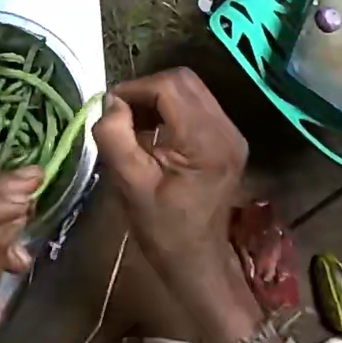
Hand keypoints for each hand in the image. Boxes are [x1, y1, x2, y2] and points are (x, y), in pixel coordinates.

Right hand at [95, 69, 260, 342]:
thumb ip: (115, 137)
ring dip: (157, 97)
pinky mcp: (228, 137)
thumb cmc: (162, 229)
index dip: (135, 89)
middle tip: (120, 113)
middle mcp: (226, 129)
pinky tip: (152, 130)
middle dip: (146, 89)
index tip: (110, 108)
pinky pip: (196, 104)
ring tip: (133, 122)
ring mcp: (231, 132)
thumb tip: (110, 102)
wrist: (198, 261)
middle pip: (183, 80)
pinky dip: (170, 107)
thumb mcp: (129, 184)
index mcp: (206, 140)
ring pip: (190, 88)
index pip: (169, 86)